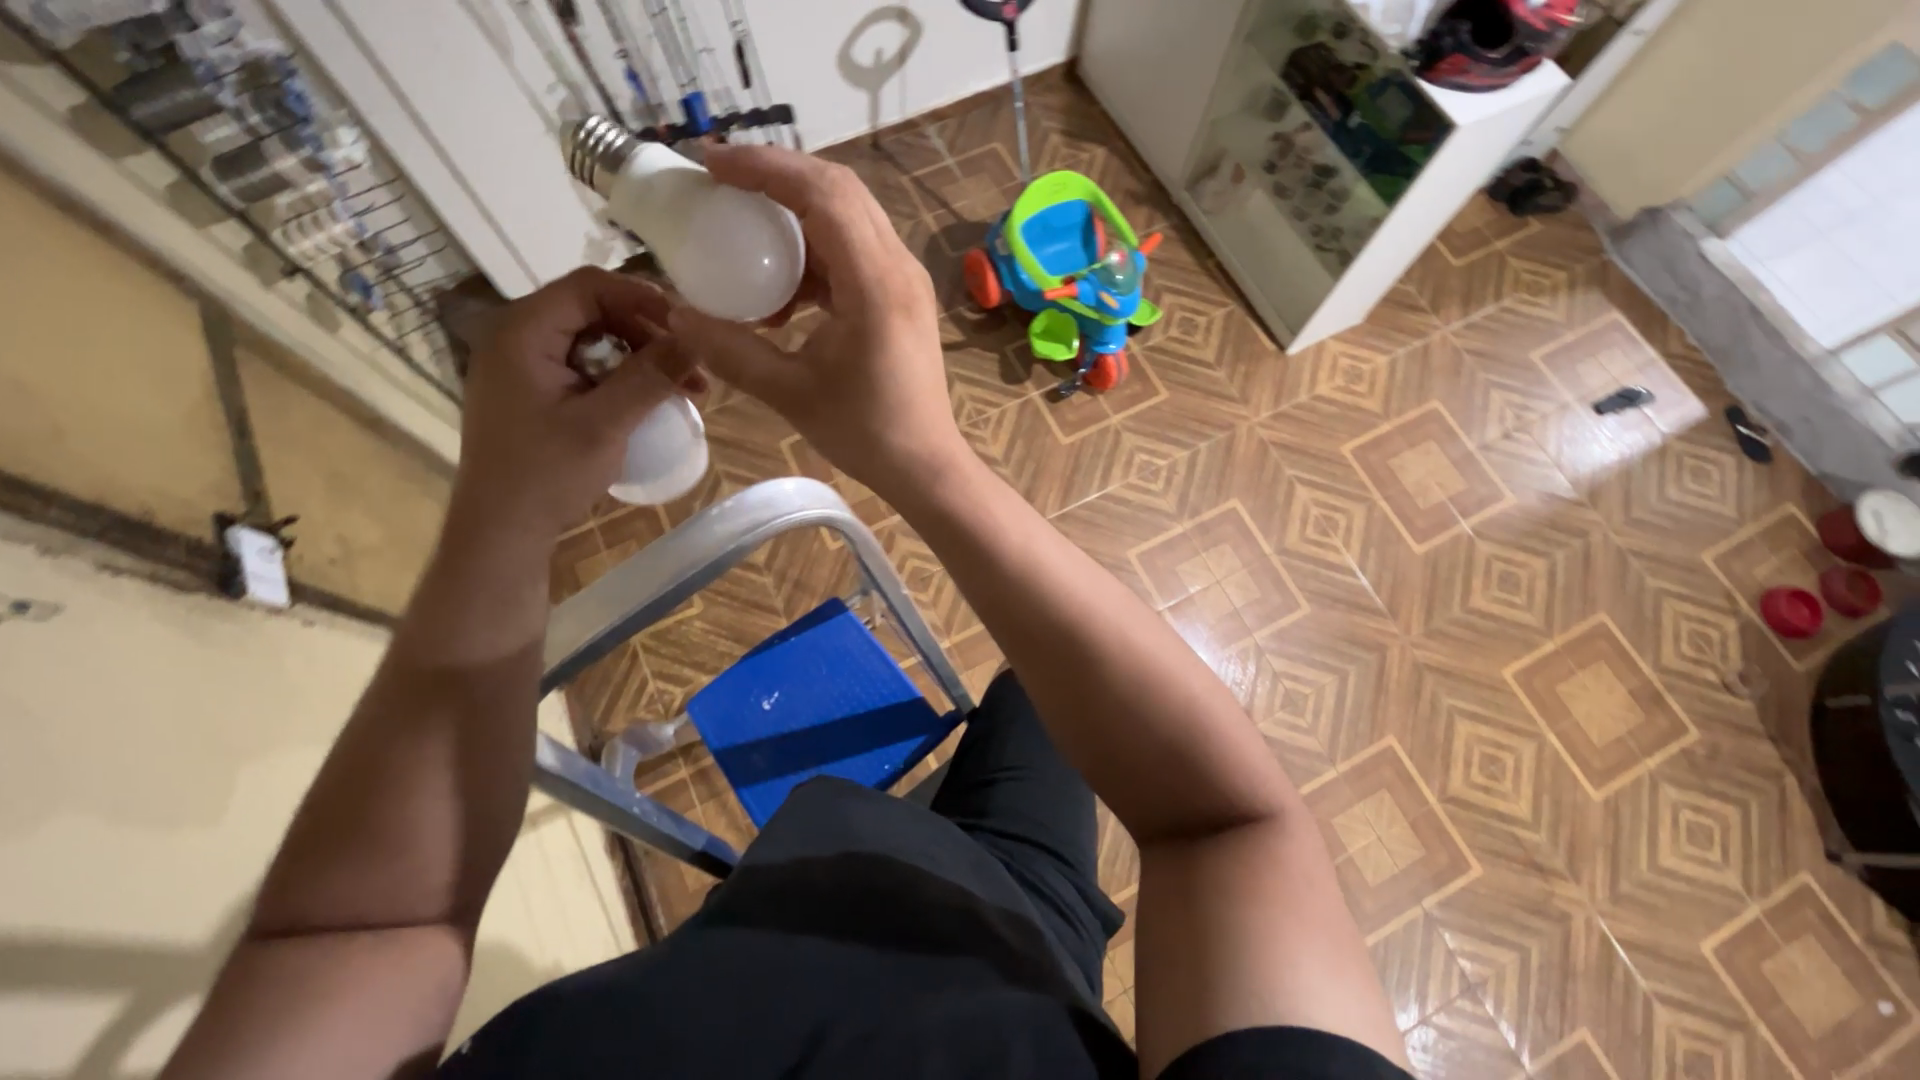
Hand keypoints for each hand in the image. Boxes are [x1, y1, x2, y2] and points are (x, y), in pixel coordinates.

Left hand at [454, 267, 701, 540]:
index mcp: (522, 333)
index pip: (589, 287)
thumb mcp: (605, 424)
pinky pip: (582, 365)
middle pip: (591, 309)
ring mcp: (521, 366)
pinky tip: (649, 401)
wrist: (500, 532)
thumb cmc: (546, 475)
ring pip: (591, 338)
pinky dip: (619, 376)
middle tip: (691, 363)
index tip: (688, 326)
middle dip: (646, 331)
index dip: (642, 298)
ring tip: (681, 388)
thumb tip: (697, 339)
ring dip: (638, 356)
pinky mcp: (531, 391)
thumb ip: (650, 377)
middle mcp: (516, 338)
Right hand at [666, 144, 968, 497]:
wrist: (924, 464)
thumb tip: (675, 314)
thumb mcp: (789, 394)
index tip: (711, 165)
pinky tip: (780, 287)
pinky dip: (813, 251)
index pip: (823, 194)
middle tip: (721, 183)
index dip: (765, 167)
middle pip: (839, 189)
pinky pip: (854, 249)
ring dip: (795, 214)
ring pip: (848, 215)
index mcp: (875, 283)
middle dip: (777, 176)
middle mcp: (898, 266)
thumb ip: (730, 350)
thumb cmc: (865, 433)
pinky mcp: (900, 294)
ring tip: (743, 231)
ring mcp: (904, 278)